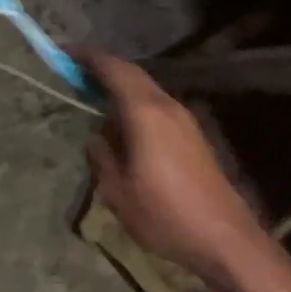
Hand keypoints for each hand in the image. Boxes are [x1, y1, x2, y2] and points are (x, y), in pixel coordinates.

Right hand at [74, 47, 268, 276]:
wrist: (226, 239)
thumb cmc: (166, 214)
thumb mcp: (118, 192)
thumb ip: (102, 157)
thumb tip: (96, 137)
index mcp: (144, 111)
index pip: (112, 68)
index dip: (87, 56)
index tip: (64, 52)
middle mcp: (166, 105)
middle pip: (131, 72)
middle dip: (104, 67)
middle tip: (76, 72)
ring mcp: (184, 118)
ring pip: (146, 87)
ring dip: (121, 85)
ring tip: (97, 98)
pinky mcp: (193, 134)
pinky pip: (157, 104)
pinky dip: (136, 101)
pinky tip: (126, 125)